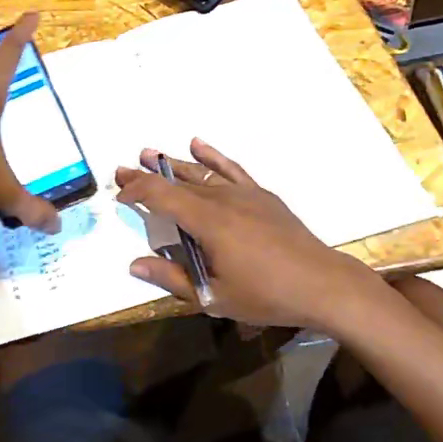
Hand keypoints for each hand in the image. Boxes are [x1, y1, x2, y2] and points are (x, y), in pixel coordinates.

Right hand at [114, 139, 388, 328]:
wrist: (322, 284)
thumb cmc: (266, 295)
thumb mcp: (214, 296)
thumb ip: (171, 278)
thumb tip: (134, 264)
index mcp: (207, 222)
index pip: (161, 196)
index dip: (136, 191)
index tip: (119, 195)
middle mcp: (222, 199)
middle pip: (176, 181)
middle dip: (147, 176)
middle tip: (122, 170)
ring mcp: (243, 193)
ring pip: (200, 172)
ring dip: (171, 163)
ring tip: (150, 153)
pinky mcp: (260, 194)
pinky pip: (230, 169)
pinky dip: (212, 156)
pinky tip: (197, 144)